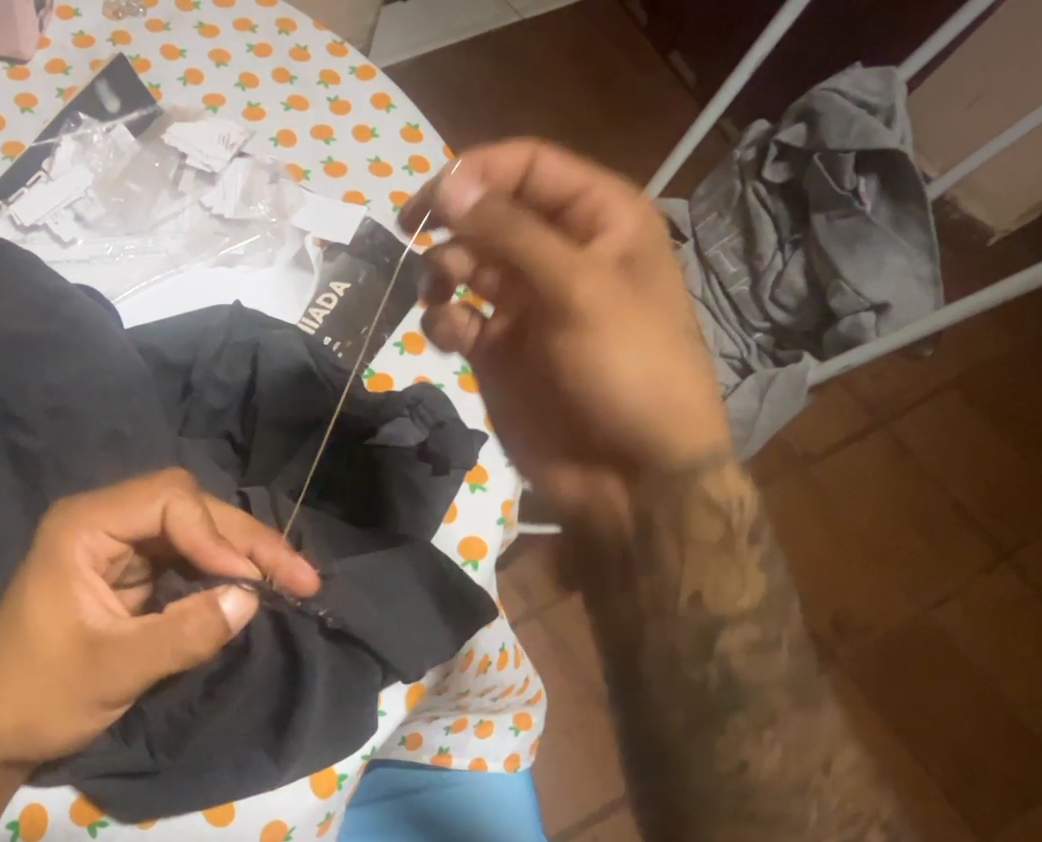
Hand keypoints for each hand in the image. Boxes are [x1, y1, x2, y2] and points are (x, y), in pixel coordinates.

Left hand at [0, 468, 319, 770]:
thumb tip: (252, 600)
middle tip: (303, 579)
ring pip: (192, 534)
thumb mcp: (114, 669)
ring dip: (240, 557)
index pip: (169, 500)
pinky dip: (219, 577)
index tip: (251, 586)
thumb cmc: (40, 696)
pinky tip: (253, 594)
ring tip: (293, 584)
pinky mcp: (125, 578)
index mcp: (83, 527)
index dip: (217, 537)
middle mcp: (100, 524)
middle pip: (188, 510)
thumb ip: (184, 633)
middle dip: (245, 543)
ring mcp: (114, 550)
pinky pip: (182, 563)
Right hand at [400, 139, 731, 531]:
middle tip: (413, 242)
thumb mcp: (576, 289)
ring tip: (437, 297)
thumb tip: (447, 181)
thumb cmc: (625, 368)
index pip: (528, 167)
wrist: (628, 473)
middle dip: (451, 225)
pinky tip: (450, 338)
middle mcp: (558, 254)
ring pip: (464, 263)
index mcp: (598, 220)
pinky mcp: (496, 351)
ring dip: (440, 273)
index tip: (428, 201)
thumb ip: (509, 232)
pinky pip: (455, 317)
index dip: (476, 173)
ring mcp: (525, 304)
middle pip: (487, 213)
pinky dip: (443, 321)